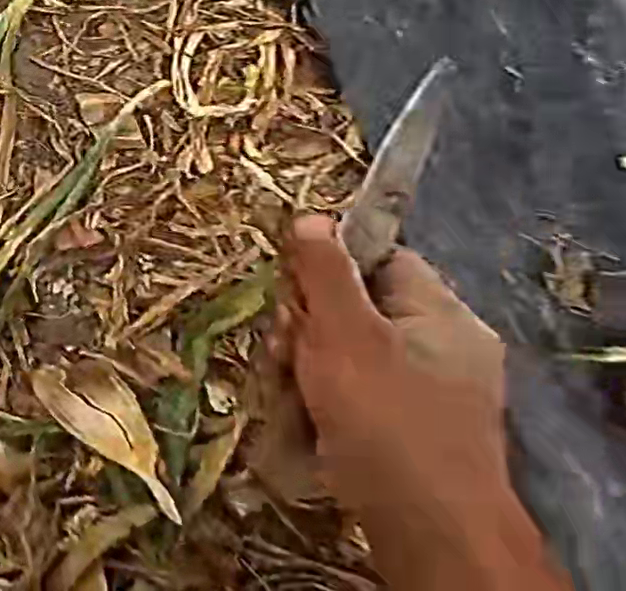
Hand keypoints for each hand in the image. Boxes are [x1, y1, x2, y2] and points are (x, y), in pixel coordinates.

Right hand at [279, 215, 567, 590]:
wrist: (418, 513)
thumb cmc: (382, 409)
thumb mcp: (344, 331)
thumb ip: (324, 273)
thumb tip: (311, 217)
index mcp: (443, 317)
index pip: (382, 257)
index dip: (331, 257)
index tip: (289, 272)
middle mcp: (437, 343)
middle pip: (351, 297)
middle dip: (304, 311)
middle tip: (288, 333)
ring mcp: (417, 379)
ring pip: (336, 335)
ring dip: (299, 344)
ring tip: (287, 368)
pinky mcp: (392, 408)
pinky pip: (339, 369)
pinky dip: (310, 374)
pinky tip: (295, 389)